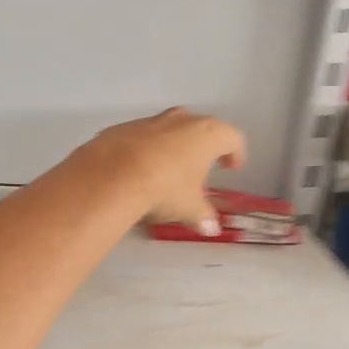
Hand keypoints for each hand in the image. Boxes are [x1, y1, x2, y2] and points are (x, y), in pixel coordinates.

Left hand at [77, 108, 246, 233]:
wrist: (112, 175)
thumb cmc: (166, 188)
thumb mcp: (189, 208)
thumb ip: (203, 216)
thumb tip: (211, 228)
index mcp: (208, 135)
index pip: (233, 139)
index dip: (235, 153)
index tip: (232, 167)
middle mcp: (183, 120)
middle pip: (201, 129)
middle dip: (203, 148)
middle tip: (201, 169)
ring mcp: (152, 120)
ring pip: (170, 130)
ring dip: (173, 147)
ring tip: (168, 172)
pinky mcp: (124, 127)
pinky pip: (143, 138)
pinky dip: (147, 151)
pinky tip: (140, 171)